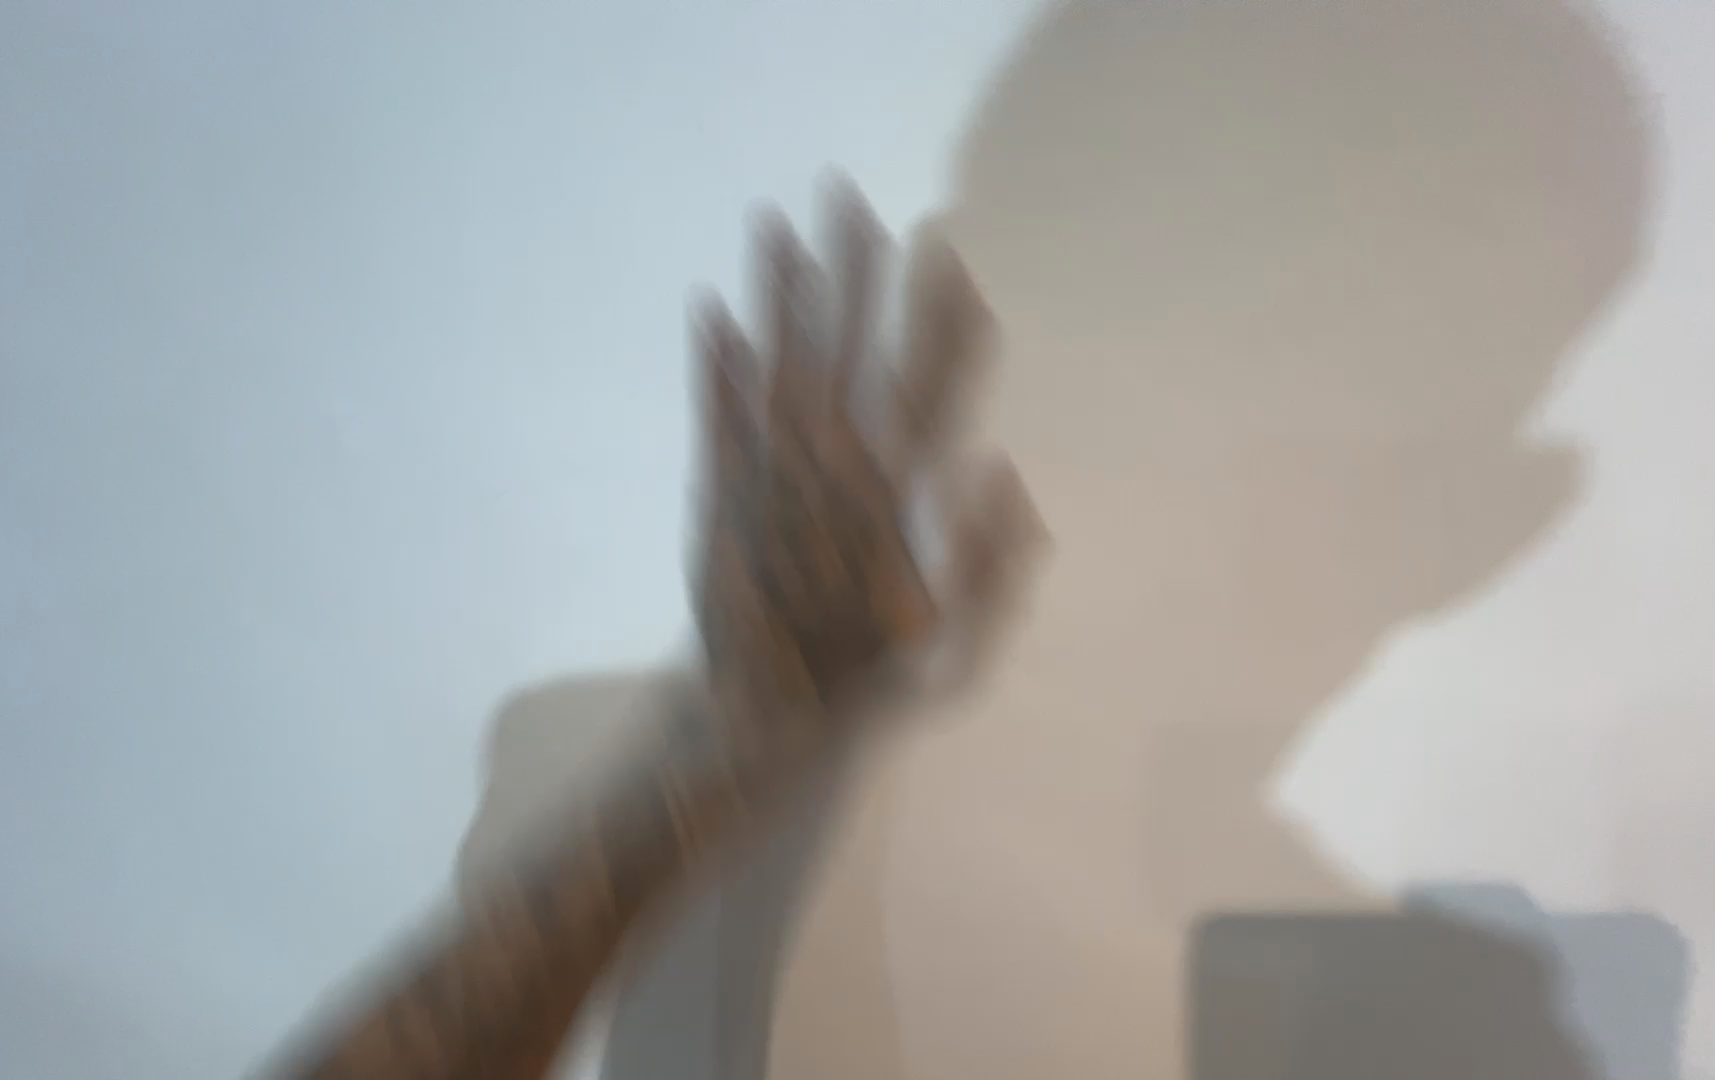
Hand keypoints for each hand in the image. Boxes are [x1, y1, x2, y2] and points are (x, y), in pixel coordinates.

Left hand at [689, 176, 1045, 744]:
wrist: (760, 717)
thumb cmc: (862, 681)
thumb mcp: (954, 649)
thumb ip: (990, 566)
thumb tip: (1005, 472)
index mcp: (892, 508)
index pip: (927, 392)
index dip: (937, 321)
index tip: (942, 253)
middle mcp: (828, 479)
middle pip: (846, 358)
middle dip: (851, 277)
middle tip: (845, 196)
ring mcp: (765, 483)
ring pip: (778, 372)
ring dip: (779, 298)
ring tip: (775, 226)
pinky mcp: (717, 497)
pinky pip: (716, 419)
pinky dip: (711, 365)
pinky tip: (709, 311)